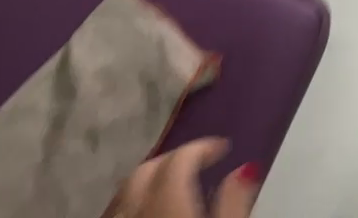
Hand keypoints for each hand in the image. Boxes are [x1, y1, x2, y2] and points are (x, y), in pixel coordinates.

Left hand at [103, 137, 261, 217]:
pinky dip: (129, 202)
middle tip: (197, 160)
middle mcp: (135, 210)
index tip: (222, 147)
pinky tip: (145, 208)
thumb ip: (235, 202)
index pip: (178, 159)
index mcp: (166, 204)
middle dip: (170, 158)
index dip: (201, 146)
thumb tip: (245, 167)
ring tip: (170, 182)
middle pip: (143, 171)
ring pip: (122, 193)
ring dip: (147, 179)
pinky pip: (112, 213)